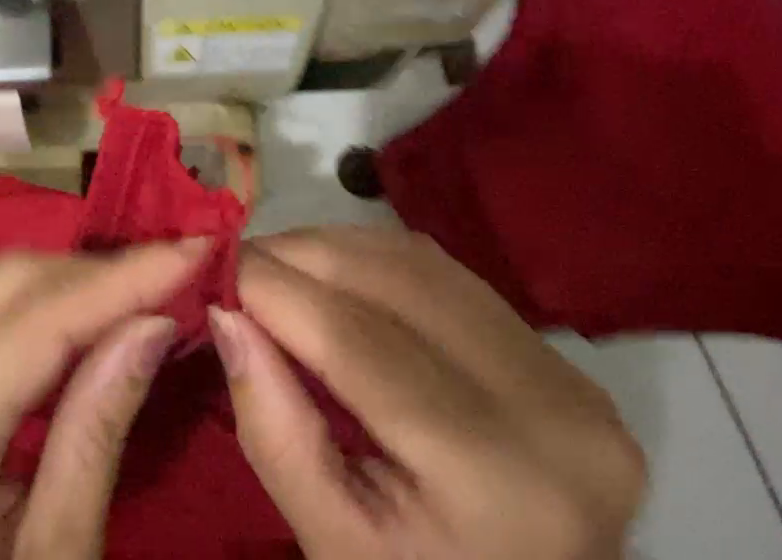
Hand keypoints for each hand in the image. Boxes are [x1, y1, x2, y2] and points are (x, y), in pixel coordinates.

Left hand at [0, 240, 206, 559]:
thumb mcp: (54, 559)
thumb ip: (95, 434)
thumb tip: (152, 322)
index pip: (32, 328)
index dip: (119, 280)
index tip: (193, 248)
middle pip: (0, 287)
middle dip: (95, 271)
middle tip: (175, 269)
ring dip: (65, 283)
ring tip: (143, 287)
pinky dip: (30, 310)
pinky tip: (83, 318)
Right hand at [213, 226, 646, 559]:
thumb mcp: (330, 537)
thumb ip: (272, 426)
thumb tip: (224, 312)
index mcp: (496, 476)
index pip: (359, 342)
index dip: (274, 289)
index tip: (210, 269)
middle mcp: (554, 409)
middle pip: (396, 284)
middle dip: (299, 256)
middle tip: (234, 265)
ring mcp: (571, 378)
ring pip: (423, 265)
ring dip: (334, 250)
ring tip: (275, 270)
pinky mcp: (564, 361)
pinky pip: (450, 279)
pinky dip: (376, 263)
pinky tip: (335, 279)